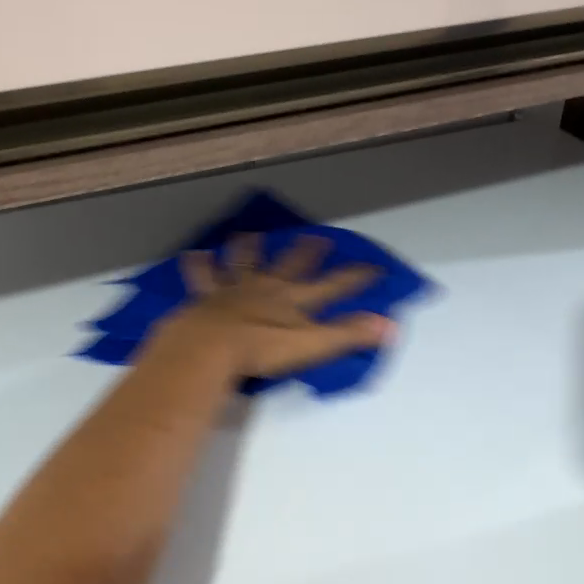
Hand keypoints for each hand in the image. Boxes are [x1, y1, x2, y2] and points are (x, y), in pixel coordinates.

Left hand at [142, 233, 393, 380]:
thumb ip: (349, 335)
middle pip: (290, 265)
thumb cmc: (263, 349)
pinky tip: (194, 255)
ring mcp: (235, 289)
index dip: (354, 277)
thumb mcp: (313, 345)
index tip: (375, 267)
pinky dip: (198, 266)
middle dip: (306, 252)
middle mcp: (267, 287)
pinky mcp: (206, 296)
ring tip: (251, 234)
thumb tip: (390, 326)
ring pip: (244, 262)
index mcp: (294, 300)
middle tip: (317, 237)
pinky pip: (202, 277)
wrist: (211, 346)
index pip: (332, 286)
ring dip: (249, 248)